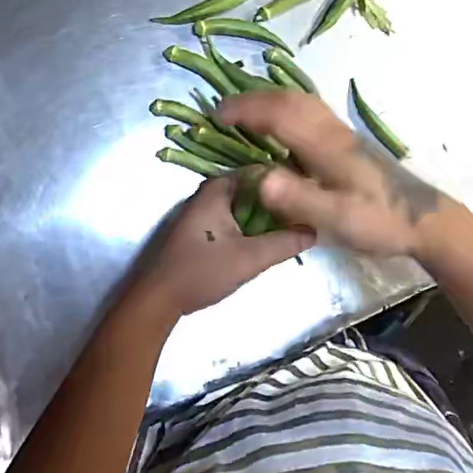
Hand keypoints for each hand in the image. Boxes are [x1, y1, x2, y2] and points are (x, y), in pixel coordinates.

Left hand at [129, 173, 314, 316]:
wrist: (158, 302)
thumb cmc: (201, 272)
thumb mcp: (250, 258)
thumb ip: (285, 243)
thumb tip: (314, 230)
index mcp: (216, 191)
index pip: (258, 171)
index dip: (285, 178)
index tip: (309, 188)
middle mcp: (208, 195)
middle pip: (252, 188)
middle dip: (278, 198)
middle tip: (306, 208)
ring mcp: (203, 214)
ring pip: (244, 206)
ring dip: (266, 214)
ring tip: (295, 222)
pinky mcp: (202, 232)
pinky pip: (235, 219)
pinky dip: (253, 225)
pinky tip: (270, 238)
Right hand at [217, 90, 464, 257]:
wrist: (427, 220)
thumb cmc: (382, 221)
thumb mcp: (338, 219)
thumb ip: (297, 199)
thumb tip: (257, 177)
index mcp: (326, 147)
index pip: (278, 115)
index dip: (244, 110)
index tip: (214, 115)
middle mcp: (335, 133)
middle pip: (290, 100)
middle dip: (254, 99)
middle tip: (224, 110)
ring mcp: (346, 136)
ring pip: (304, 102)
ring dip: (272, 101)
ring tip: (247, 113)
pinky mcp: (352, 145)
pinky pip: (313, 114)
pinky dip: (289, 110)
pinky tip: (285, 129)